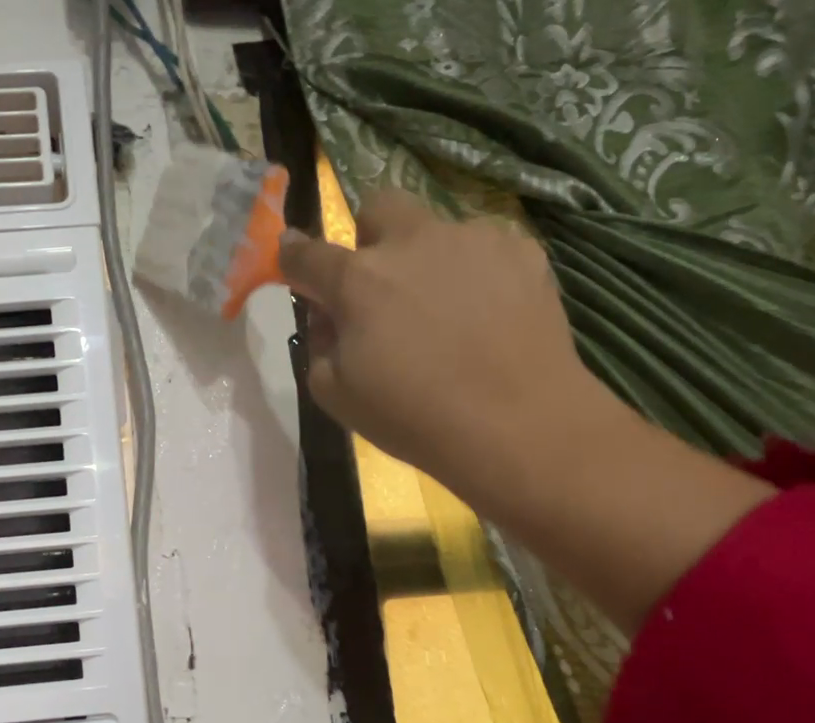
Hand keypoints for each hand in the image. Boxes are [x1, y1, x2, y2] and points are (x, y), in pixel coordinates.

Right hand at [279, 190, 772, 633]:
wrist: (517, 424)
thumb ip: (320, 345)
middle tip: (379, 283)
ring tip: (446, 312)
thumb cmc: (413, 417)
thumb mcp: (335, 395)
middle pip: (378, 206)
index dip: (293, 256)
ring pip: (437, 229)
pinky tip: (486, 316)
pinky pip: (485, 249)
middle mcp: (413, 242)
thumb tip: (328, 317)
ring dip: (427, 259)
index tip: (292, 258)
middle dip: (369, 236)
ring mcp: (473, 240)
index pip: (308, 254)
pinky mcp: (522, 251)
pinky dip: (476, 273)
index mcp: (359, 280)